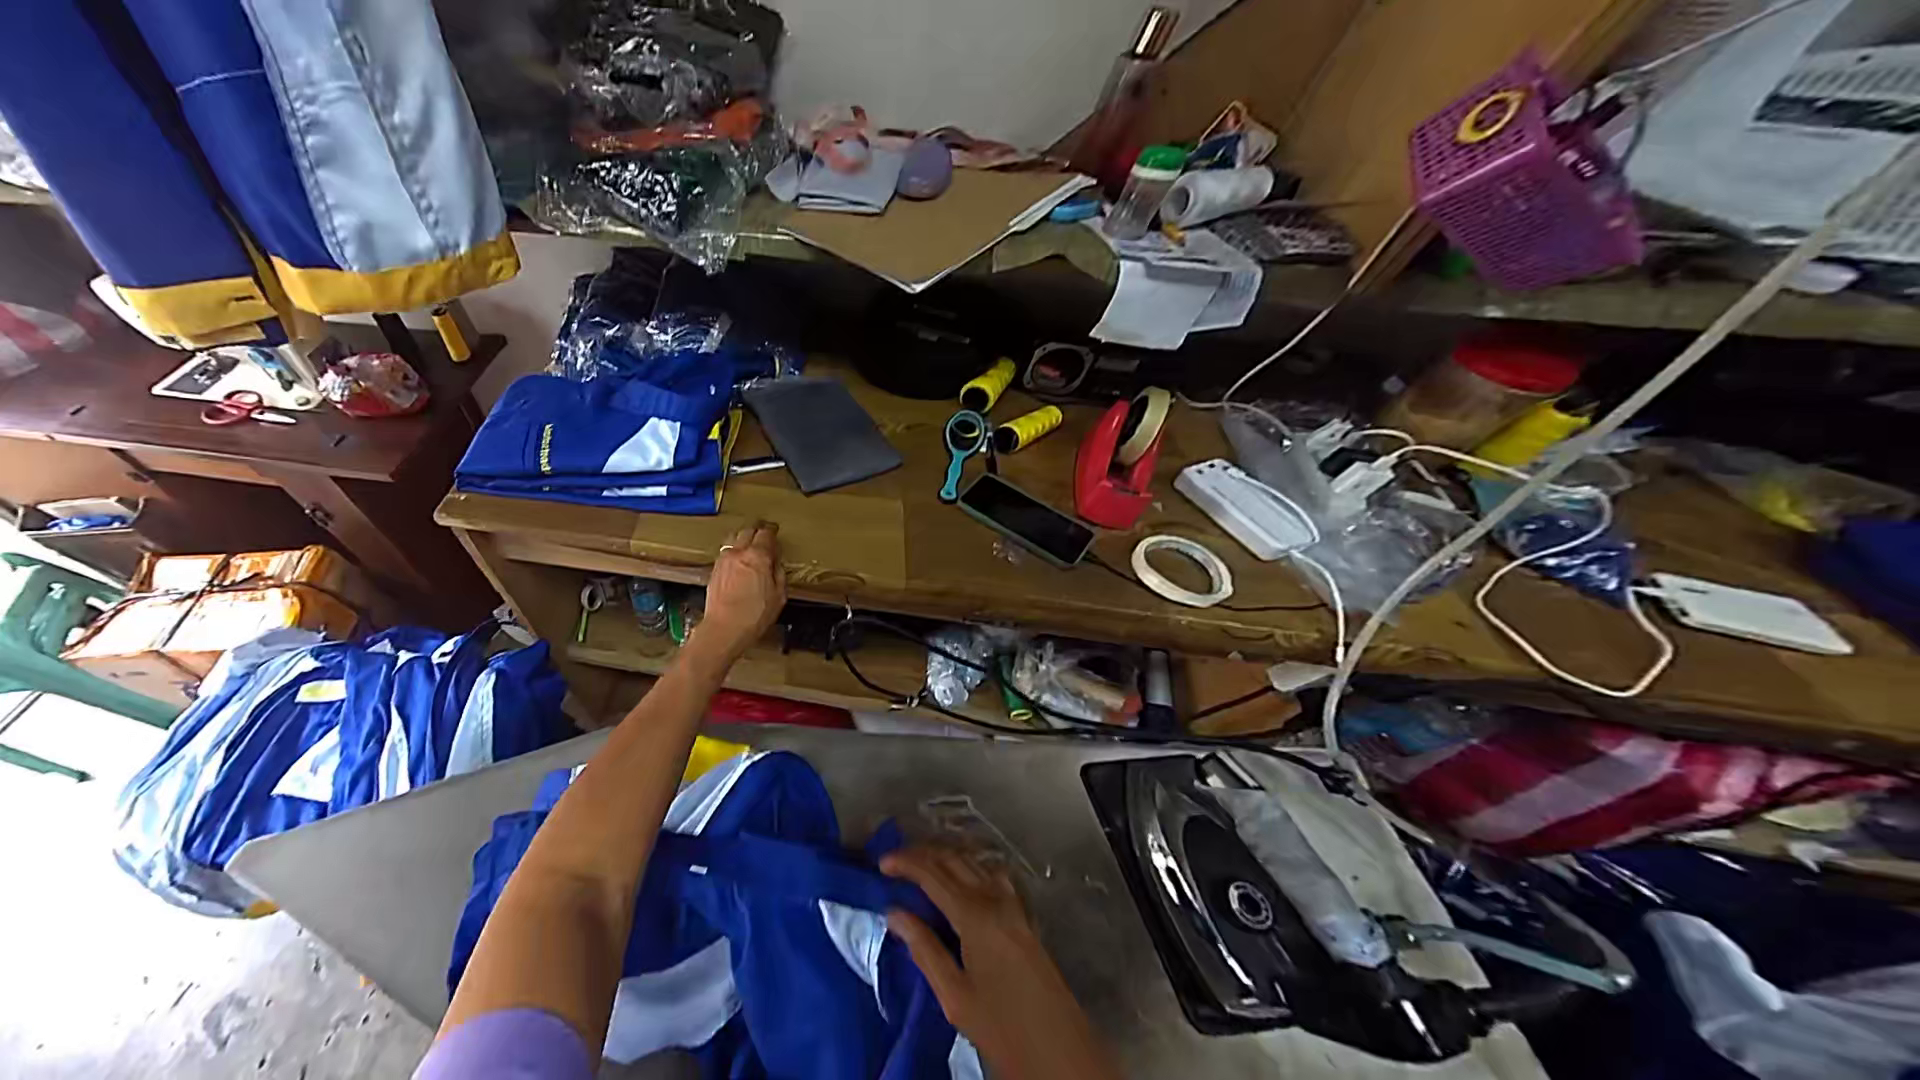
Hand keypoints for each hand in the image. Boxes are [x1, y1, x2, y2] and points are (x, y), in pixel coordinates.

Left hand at [696, 521, 785, 658]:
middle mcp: (738, 553)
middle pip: (748, 531)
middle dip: (757, 530)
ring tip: (749, 544)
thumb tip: (775, 564)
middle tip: (764, 534)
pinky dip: (733, 551)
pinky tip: (738, 560)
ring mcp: (723, 560)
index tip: (775, 531)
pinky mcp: (714, 570)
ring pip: (733, 538)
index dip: (772, 531)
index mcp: (758, 556)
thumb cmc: (754, 615)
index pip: (766, 534)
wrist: (725, 629)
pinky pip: (725, 552)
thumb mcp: (779, 595)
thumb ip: (778, 573)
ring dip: (743, 538)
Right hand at [882, 847, 1120, 1079]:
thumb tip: (895, 913)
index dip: (906, 863)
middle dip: (922, 855)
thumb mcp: (954, 995)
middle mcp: (994, 898)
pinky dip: (969, 869)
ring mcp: (1012, 903)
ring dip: (945, 858)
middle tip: (895, 863)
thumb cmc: (1002, 1026)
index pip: (933, 874)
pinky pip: (991, 875)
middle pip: (954, 860)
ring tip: (919, 869)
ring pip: (974, 863)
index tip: (881, 863)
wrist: (1059, 1048)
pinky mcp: (1022, 914)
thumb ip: (924, 949)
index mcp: (974, 915)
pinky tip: (959, 883)